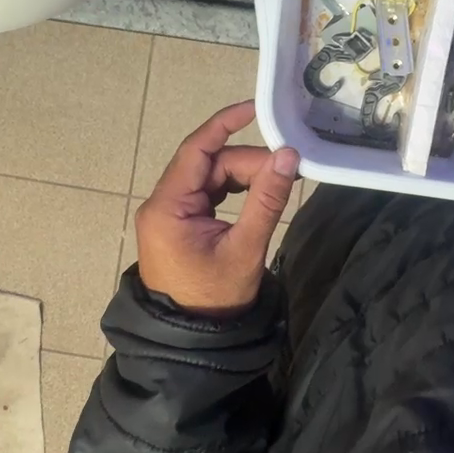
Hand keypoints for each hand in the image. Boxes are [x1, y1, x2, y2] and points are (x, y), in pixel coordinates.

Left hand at [134, 100, 299, 315]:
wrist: (191, 344)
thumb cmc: (213, 299)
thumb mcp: (245, 248)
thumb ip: (266, 199)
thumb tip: (289, 155)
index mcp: (168, 206)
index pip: (196, 149)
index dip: (225, 124)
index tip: (256, 109)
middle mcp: (164, 203)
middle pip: (210, 163)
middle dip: (249, 162)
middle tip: (287, 170)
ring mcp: (172, 213)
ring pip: (213, 176)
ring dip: (245, 175)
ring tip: (280, 182)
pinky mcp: (183, 223)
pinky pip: (211, 192)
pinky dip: (237, 189)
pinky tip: (262, 192)